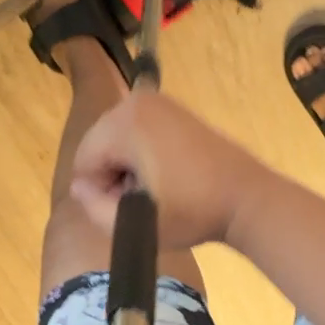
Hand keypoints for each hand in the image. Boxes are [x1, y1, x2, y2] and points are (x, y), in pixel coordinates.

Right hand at [70, 92, 278, 250]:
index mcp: (124, 122)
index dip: (98, 193)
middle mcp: (137, 101)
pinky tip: (166, 178)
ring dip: (128, 169)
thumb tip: (79, 187)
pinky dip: (143, 157)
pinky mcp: (174, 110)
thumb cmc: (192, 213)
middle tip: (143, 203)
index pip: (84, 160)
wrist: (245, 198)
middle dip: (112, 177)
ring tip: (156, 192)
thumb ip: (93, 207)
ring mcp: (158, 102)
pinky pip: (139, 134)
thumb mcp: (136, 223)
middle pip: (99, 146)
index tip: (129, 209)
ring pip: (117, 141)